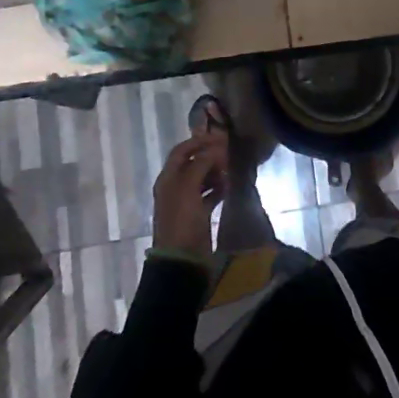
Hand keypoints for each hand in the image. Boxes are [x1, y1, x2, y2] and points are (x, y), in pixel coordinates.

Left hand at [151, 132, 228, 258]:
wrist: (181, 259)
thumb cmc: (182, 220)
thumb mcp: (188, 189)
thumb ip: (200, 165)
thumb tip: (214, 148)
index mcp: (168, 178)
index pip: (181, 151)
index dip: (198, 142)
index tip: (219, 137)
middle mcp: (175, 186)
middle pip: (192, 163)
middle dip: (209, 156)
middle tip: (228, 154)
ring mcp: (187, 201)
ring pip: (202, 178)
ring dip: (215, 172)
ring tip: (230, 170)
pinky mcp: (199, 214)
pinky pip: (210, 194)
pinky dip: (219, 188)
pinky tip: (230, 186)